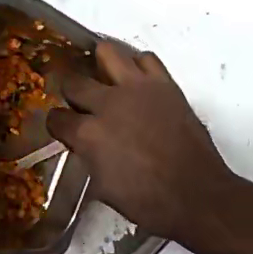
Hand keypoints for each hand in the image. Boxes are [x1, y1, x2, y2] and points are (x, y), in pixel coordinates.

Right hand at [47, 41, 245, 245]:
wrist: (195, 194)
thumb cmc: (148, 202)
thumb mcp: (104, 187)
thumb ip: (88, 158)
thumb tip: (84, 145)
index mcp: (88, 135)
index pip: (57, 118)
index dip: (58, 125)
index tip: (64, 129)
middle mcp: (108, 104)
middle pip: (74, 81)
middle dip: (71, 92)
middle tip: (80, 102)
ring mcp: (137, 89)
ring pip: (107, 52)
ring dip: (100, 65)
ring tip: (105, 79)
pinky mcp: (165, 84)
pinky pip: (145, 59)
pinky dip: (137, 66)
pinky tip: (137, 82)